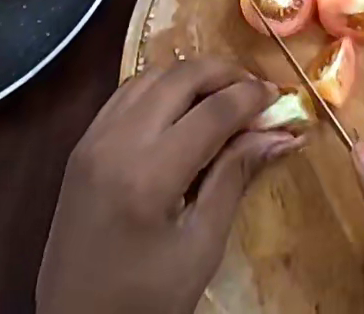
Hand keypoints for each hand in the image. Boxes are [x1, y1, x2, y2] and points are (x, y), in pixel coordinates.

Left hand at [38, 58, 301, 313]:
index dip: (249, 97)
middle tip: (254, 89)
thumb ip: (236, 178)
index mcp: (148, 176)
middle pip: (180, 77)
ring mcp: (94, 138)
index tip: (277, 96)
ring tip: (222, 95)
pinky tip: (181, 106)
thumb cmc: (145, 301)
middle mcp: (117, 142)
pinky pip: (127, 91)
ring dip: (191, 75)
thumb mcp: (201, 248)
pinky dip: (160, 86)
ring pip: (152, 74)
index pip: (211, 111)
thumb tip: (280, 134)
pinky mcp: (83, 142)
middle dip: (224, 73)